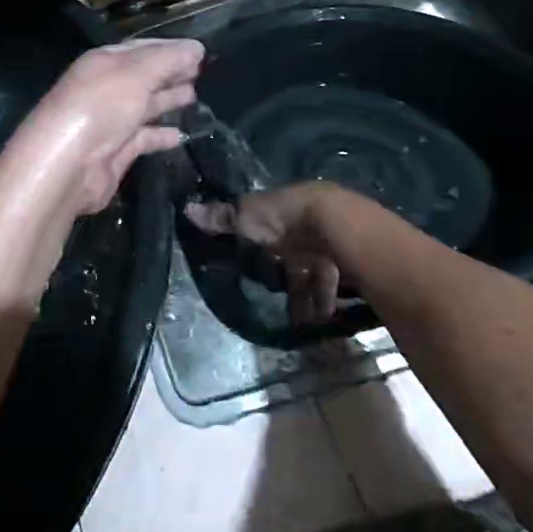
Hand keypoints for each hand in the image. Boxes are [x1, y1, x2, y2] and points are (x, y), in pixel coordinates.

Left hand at [9, 39, 203, 216]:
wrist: (67, 165)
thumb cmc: (101, 106)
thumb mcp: (137, 73)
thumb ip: (169, 60)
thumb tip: (197, 48)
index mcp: (105, 62)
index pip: (143, 48)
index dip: (171, 49)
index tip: (201, 52)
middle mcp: (107, 89)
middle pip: (145, 77)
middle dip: (172, 73)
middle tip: (204, 73)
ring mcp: (111, 121)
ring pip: (146, 106)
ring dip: (169, 100)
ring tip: (196, 97)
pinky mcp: (117, 151)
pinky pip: (146, 138)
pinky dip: (163, 135)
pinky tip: (183, 133)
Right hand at [185, 182, 350, 325]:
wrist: (333, 222)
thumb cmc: (283, 217)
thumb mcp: (246, 216)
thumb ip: (221, 218)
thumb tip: (186, 209)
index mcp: (283, 212)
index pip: (271, 234)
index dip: (264, 254)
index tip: (255, 274)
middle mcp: (306, 226)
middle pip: (294, 257)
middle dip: (287, 280)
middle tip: (276, 305)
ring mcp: (327, 245)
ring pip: (314, 275)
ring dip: (306, 298)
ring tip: (297, 322)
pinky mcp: (345, 264)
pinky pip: (331, 288)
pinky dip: (324, 304)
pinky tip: (317, 321)